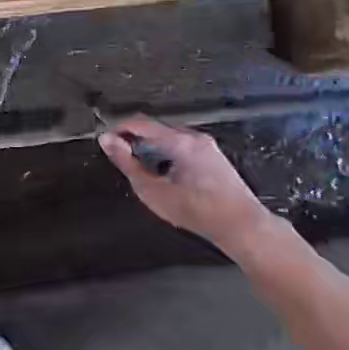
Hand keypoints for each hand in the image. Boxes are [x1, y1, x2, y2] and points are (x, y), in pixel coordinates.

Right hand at [98, 116, 275, 246]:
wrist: (242, 226)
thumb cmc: (197, 211)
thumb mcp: (152, 190)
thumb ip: (126, 162)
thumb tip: (108, 141)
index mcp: (179, 141)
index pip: (140, 123)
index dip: (119, 129)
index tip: (107, 140)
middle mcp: (194, 137)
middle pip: (156, 128)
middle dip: (135, 138)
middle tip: (120, 155)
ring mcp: (207, 145)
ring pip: (169, 137)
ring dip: (151, 146)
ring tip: (140, 167)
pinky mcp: (213, 156)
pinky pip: (182, 145)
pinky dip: (166, 152)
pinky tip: (164, 173)